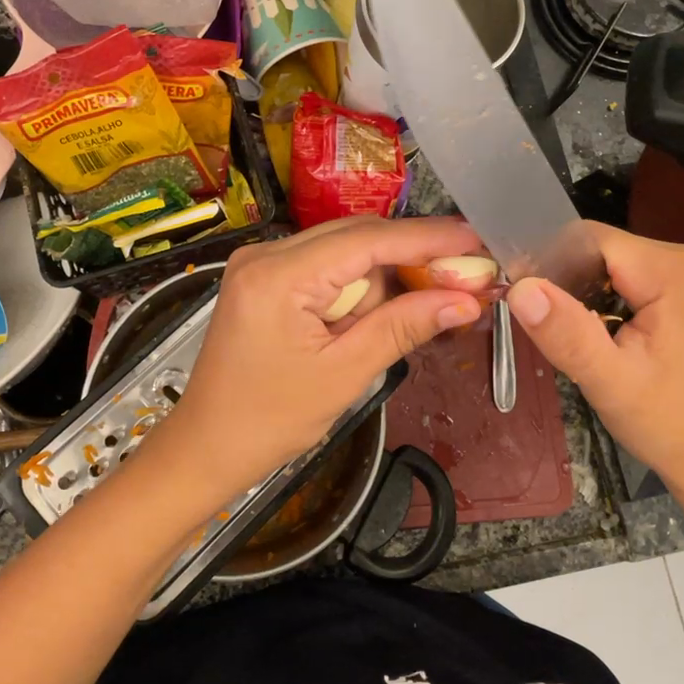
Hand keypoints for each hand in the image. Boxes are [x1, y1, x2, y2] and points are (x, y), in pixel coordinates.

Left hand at [147, 217, 484, 498]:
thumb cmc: (270, 421)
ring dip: (382, 278)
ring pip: (343, 251)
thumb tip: (465, 300)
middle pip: (356, 237)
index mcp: (278, 275)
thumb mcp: (344, 374)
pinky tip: (377, 313)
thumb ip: (403, 327)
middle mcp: (264, 254)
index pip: (366, 241)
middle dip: (410, 258)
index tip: (476, 240)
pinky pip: (324, 267)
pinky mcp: (263, 279)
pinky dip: (355, 287)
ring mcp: (260, 263)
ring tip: (417, 307)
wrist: (207, 446)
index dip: (426, 238)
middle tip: (466, 276)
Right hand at [505, 221, 683, 499]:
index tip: (529, 303)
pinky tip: (604, 334)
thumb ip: (566, 332)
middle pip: (602, 249)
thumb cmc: (666, 424)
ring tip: (579, 336)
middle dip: (570, 283)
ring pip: (612, 262)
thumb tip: (520, 287)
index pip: (591, 241)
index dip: (552, 265)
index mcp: (676, 272)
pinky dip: (607, 299)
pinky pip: (630, 275)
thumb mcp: (608, 381)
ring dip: (585, 292)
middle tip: (556, 332)